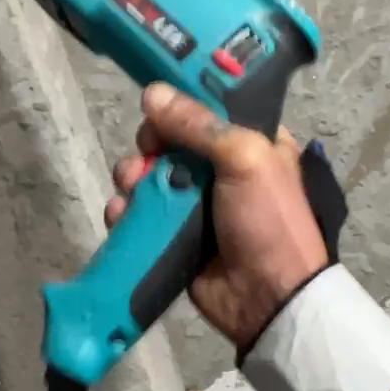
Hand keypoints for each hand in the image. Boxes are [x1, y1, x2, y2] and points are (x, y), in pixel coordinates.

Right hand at [106, 83, 329, 349]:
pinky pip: (140, 212)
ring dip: (132, 177)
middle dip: (150, 144)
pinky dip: (126, 210)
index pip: (206, 107)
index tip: (157, 106)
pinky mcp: (173, 233)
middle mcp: (221, 166)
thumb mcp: (245, 158)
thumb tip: (152, 93)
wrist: (268, 298)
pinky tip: (121, 214)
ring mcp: (195, 201)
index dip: (179, 103)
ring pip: (149, 174)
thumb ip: (198, 125)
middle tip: (149, 154)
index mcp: (249, 139)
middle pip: (170, 139)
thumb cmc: (268, 218)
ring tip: (131, 188)